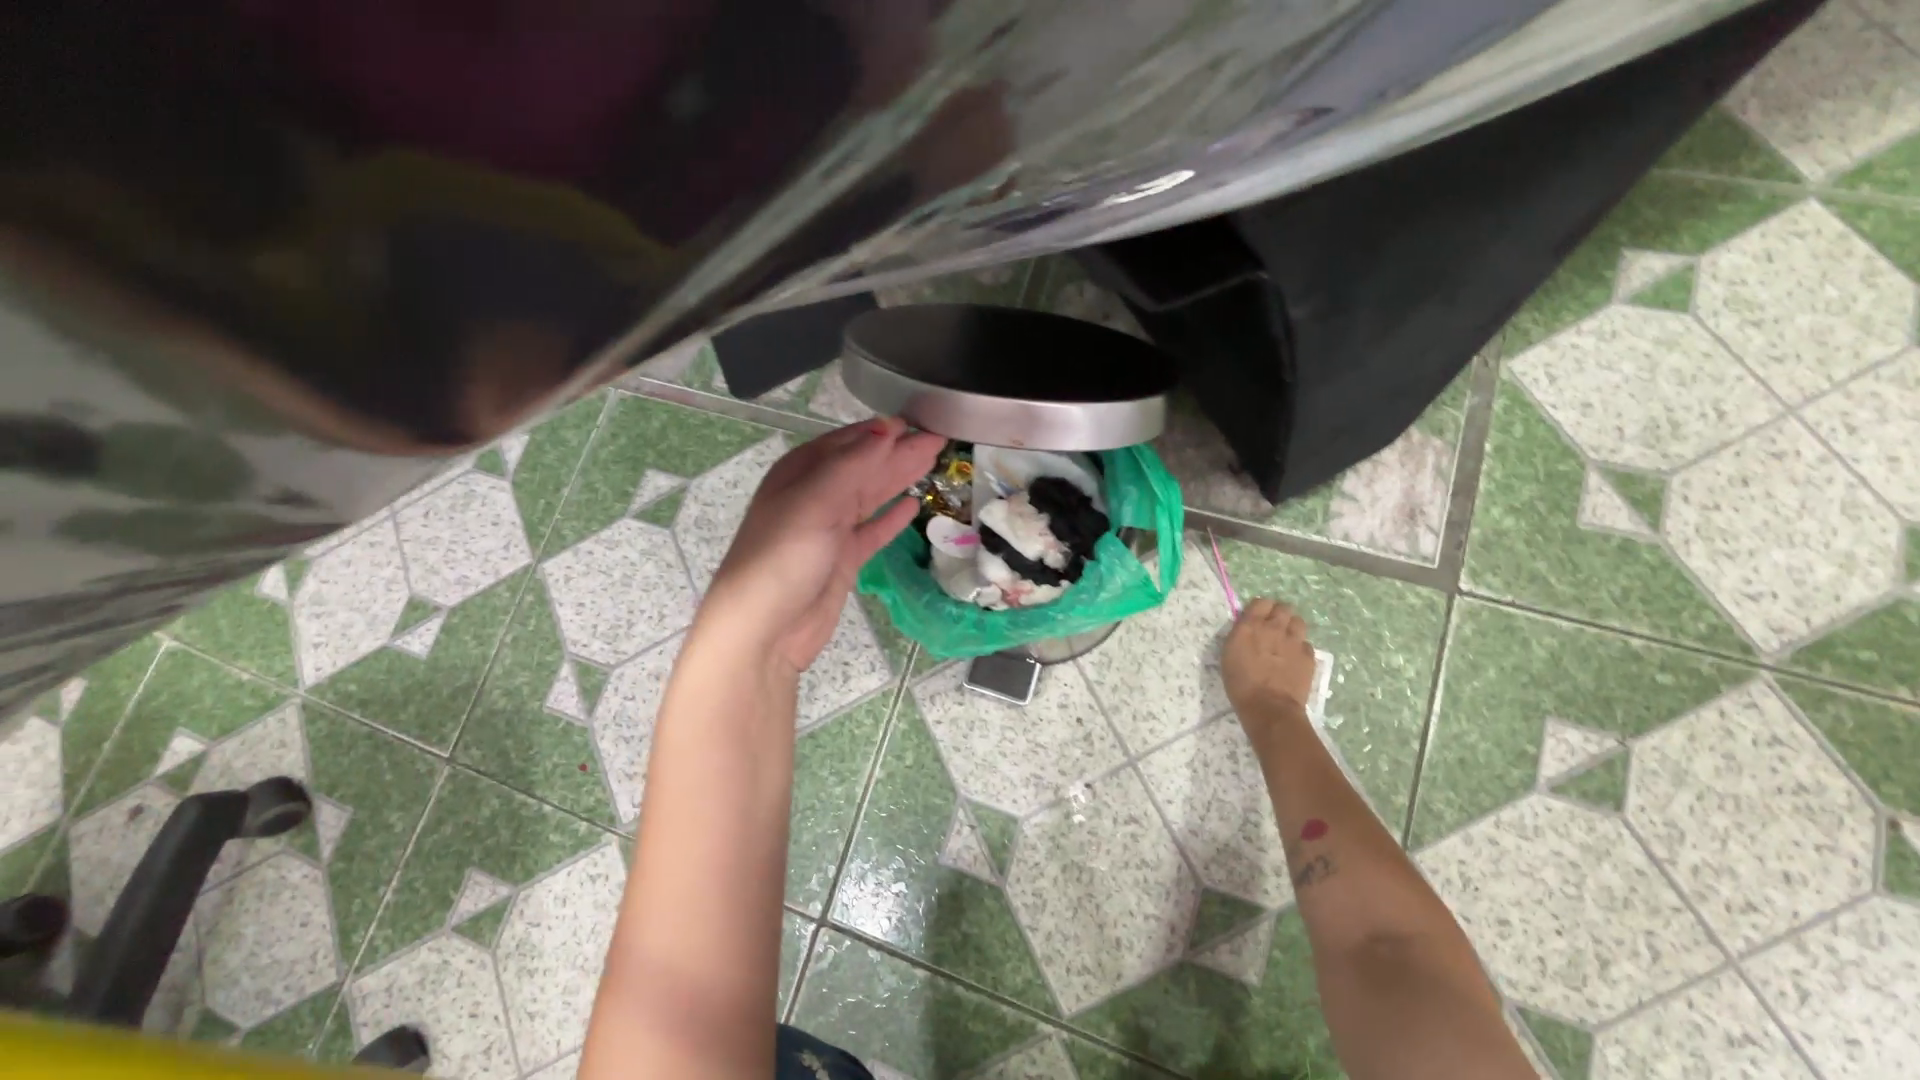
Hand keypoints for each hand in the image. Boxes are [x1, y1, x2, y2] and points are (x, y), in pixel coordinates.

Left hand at [700, 416, 943, 674]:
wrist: (763, 629)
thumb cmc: (782, 558)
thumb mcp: (814, 501)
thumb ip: (852, 464)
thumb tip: (887, 430)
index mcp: (800, 474)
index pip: (848, 442)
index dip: (882, 431)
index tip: (918, 419)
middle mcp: (814, 497)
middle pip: (864, 466)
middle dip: (899, 450)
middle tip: (938, 437)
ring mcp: (829, 530)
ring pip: (871, 494)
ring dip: (899, 477)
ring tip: (932, 460)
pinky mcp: (842, 560)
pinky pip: (872, 530)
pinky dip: (891, 518)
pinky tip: (912, 506)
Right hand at [1221, 598, 1316, 720]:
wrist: (1269, 707)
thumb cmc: (1241, 684)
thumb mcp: (1229, 655)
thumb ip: (1240, 636)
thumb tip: (1248, 629)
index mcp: (1251, 626)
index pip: (1261, 602)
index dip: (1261, 608)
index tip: (1258, 617)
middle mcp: (1274, 628)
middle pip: (1283, 607)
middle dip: (1279, 614)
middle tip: (1274, 628)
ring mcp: (1294, 641)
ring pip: (1298, 621)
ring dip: (1292, 627)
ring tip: (1287, 640)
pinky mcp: (1308, 656)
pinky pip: (1306, 644)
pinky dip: (1300, 648)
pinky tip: (1294, 659)